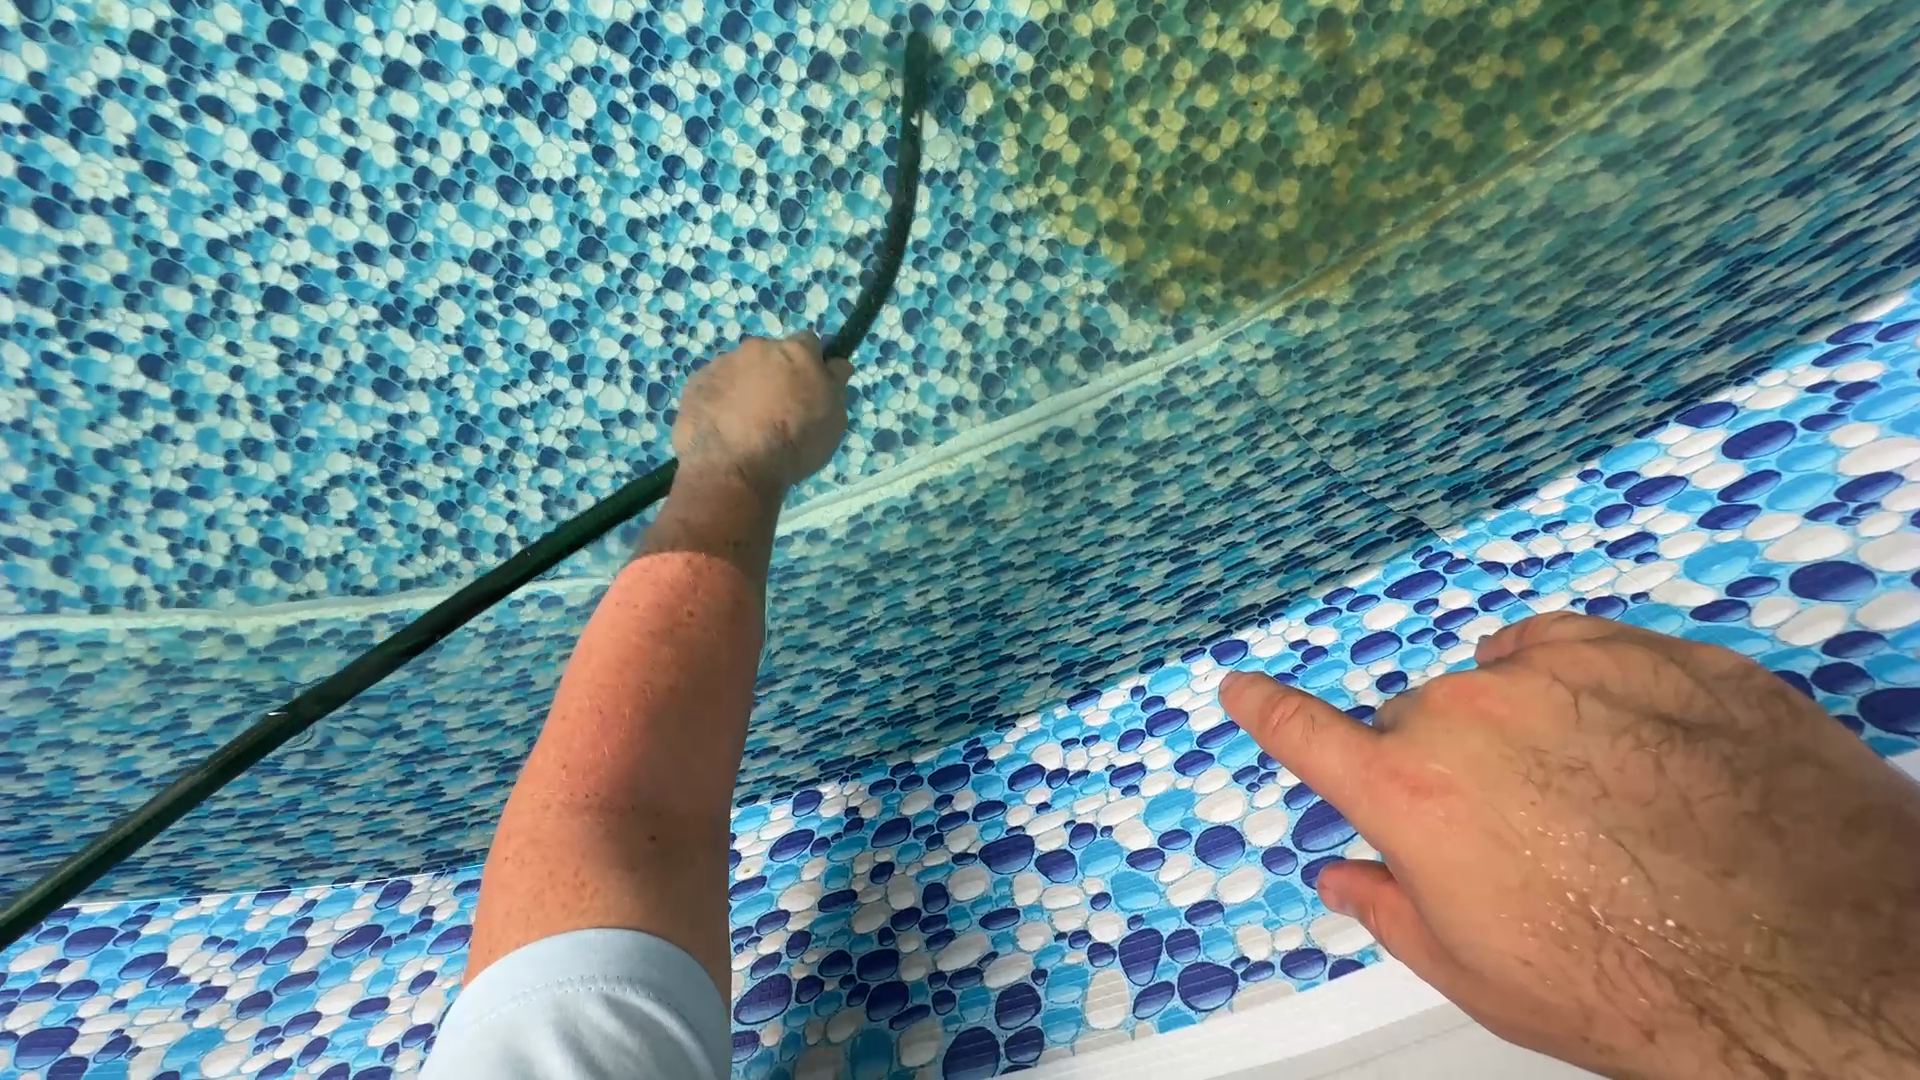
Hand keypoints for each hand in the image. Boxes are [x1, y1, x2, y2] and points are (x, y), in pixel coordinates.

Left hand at [672, 332, 851, 495]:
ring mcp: (721, 364)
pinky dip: (721, 403)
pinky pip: (714, 388)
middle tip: (779, 413)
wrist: (734, 468)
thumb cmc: (794, 444)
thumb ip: (836, 384)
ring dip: (746, 389)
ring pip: (740, 371)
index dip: (812, 364)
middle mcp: (757, 348)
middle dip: (776, 376)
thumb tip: (836, 363)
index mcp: (795, 352)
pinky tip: (725, 431)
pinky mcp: (694, 385)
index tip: (810, 389)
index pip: (810, 343)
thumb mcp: (833, 419)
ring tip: (748, 427)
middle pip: (771, 356)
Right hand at [1219, 612, 1919, 1079]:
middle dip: (1439, 765)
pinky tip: (1619, 736)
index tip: (1237, 687)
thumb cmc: (1641, 990)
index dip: (1263, 708)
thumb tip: (1339, 876)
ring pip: (1487, 679)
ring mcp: (1557, 673)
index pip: (1302, 734)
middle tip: (1511, 826)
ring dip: (1506, 721)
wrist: (1852, 985)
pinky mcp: (1646, 651)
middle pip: (1414, 720)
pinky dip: (1565, 678)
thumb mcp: (1481, 975)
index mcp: (1410, 792)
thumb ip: (1385, 909)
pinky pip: (1560, 643)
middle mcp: (1465, 717)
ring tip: (1585, 787)